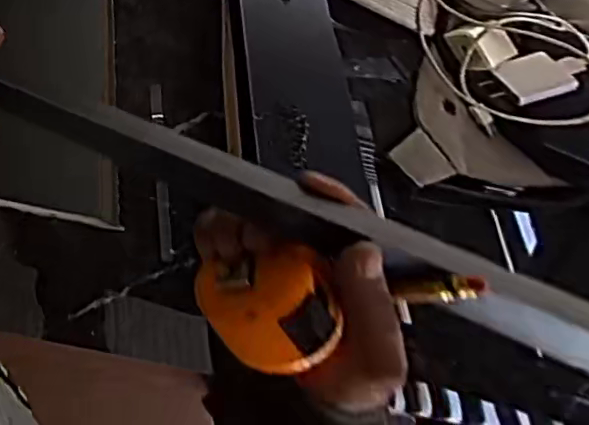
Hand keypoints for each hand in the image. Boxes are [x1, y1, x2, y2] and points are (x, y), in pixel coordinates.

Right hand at [195, 172, 405, 414]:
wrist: (294, 413)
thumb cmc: (342, 385)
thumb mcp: (376, 364)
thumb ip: (377, 315)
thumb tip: (364, 254)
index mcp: (352, 270)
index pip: (347, 218)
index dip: (330, 197)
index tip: (310, 188)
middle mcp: (309, 255)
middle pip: (288, 211)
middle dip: (268, 214)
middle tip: (259, 237)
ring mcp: (272, 259)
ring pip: (249, 216)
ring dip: (234, 225)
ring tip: (233, 250)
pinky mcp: (239, 265)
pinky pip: (218, 232)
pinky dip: (210, 234)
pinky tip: (216, 253)